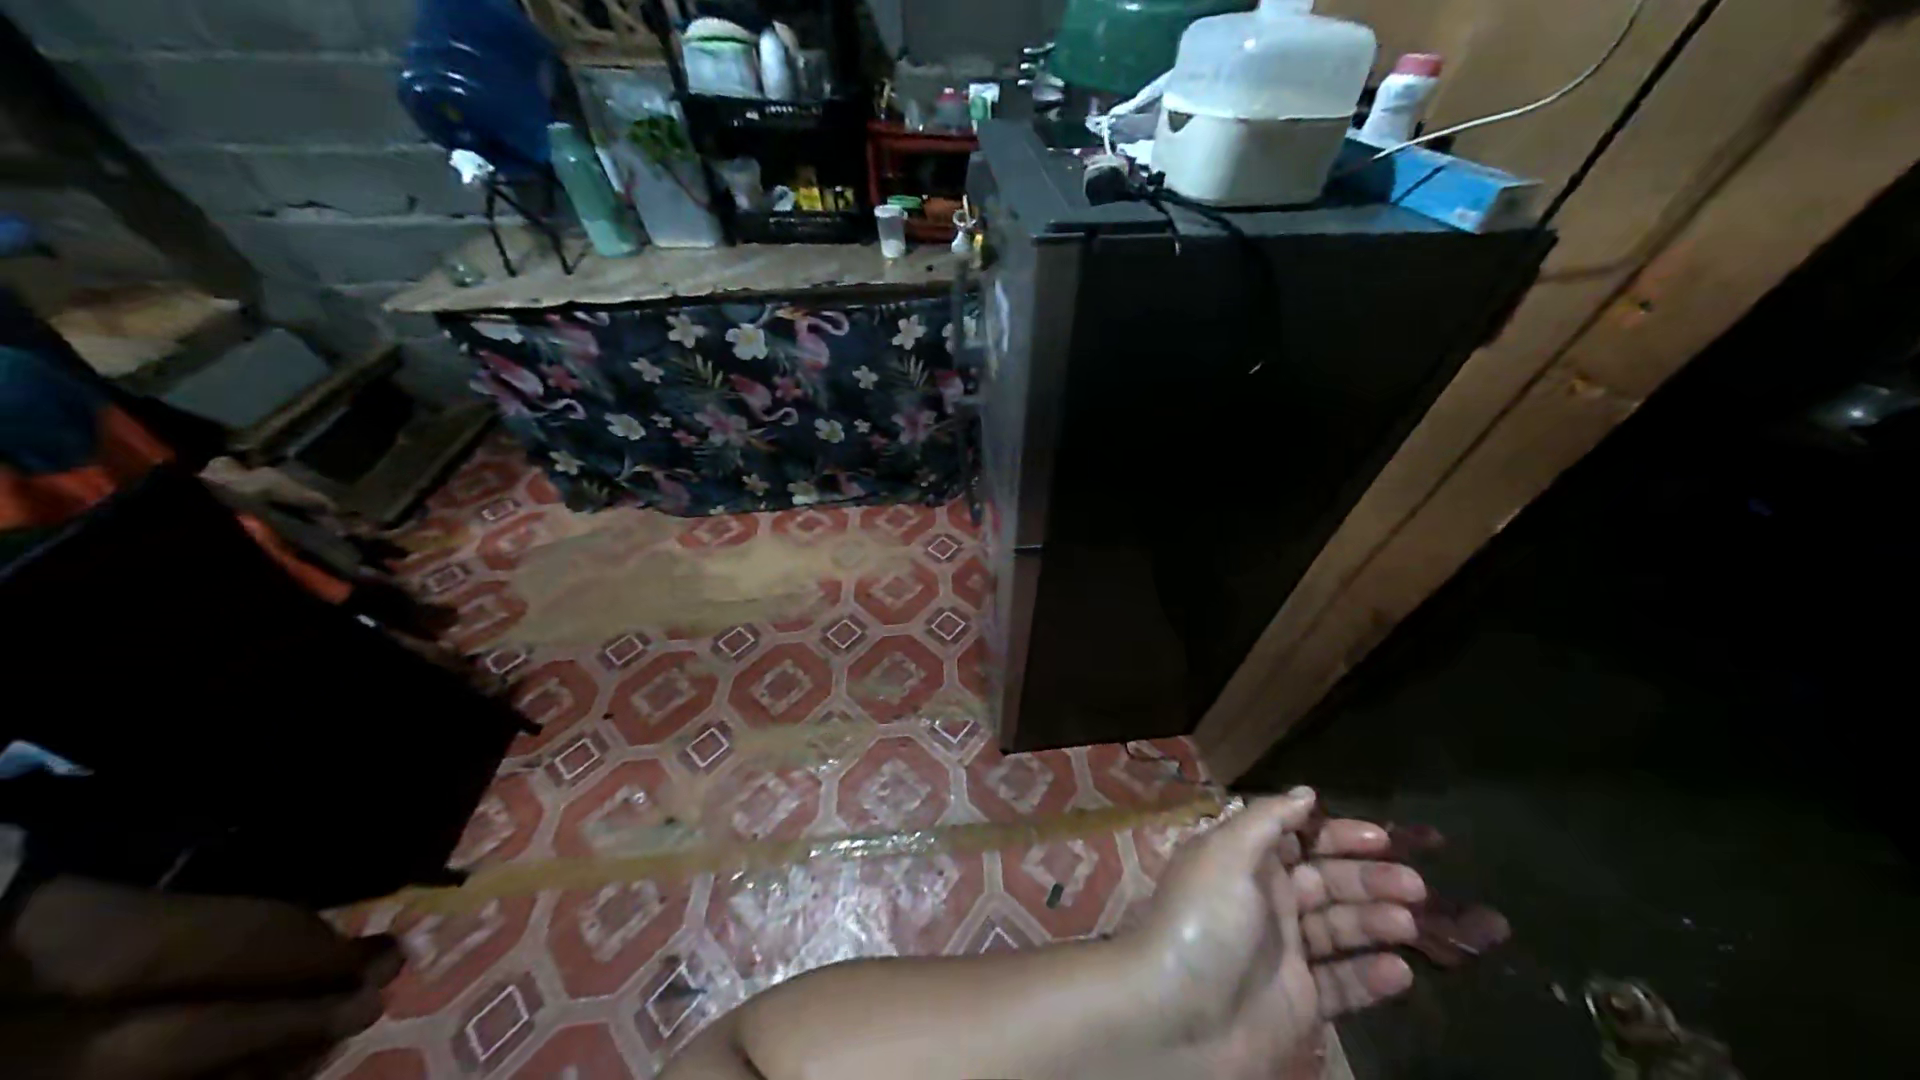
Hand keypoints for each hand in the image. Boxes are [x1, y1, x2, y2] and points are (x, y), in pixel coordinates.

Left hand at [1118, 788, 1425, 1078]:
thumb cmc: (1205, 921)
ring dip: (1375, 923)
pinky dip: (1371, 977)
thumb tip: (1306, 792)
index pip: (1297, 839)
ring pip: (1339, 929)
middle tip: (1413, 884)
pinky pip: (1343, 984)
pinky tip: (1399, 972)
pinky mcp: (1299, 1000)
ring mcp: (1283, 951)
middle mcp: (1264, 900)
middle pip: (1325, 881)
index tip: (1381, 838)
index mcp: (1243, 861)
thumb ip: (1268, 820)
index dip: (1337, 835)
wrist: (1180, 1016)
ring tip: (1407, 924)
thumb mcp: (1226, 853)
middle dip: (1368, 879)